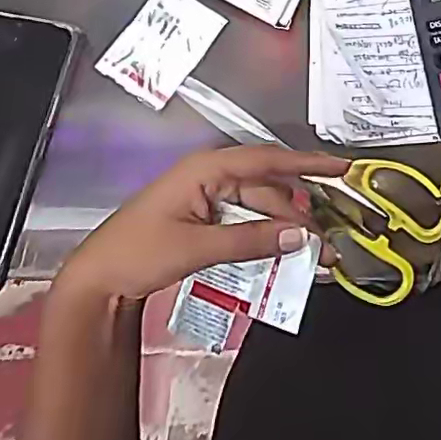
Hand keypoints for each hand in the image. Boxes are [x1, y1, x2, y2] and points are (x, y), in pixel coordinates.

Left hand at [58, 146, 349, 300]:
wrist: (99, 279)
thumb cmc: (136, 253)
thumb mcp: (196, 247)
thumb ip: (251, 240)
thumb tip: (298, 236)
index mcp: (206, 168)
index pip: (267, 160)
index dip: (308, 162)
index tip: (341, 167)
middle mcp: (211, 176)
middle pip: (269, 188)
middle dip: (300, 212)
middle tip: (328, 239)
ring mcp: (209, 196)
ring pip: (262, 207)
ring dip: (286, 229)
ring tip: (311, 254)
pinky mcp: (208, 217)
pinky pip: (248, 221)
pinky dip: (267, 237)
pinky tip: (284, 254)